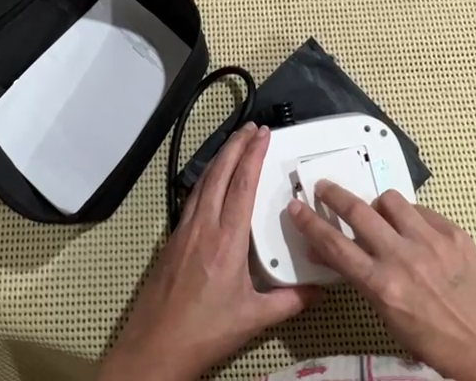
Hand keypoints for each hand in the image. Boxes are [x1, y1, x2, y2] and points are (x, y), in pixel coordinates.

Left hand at [99, 124, 321, 380]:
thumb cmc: (205, 332)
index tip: (263, 134)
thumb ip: (289, 302)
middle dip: (236, 145)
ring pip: (203, 182)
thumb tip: (320, 291)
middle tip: (252, 128)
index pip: (242, 185)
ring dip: (219, 158)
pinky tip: (211, 181)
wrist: (155, 347)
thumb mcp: (253, 319)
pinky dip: (206, 179)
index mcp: (227, 240)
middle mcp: (203, 226)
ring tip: (234, 144)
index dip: (253, 155)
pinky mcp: (172, 240)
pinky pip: (192, 198)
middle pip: (219, 173)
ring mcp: (184, 231)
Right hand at [288, 184, 475, 380]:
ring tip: (380, 214)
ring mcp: (430, 241)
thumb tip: (335, 252)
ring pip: (391, 200)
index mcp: (382, 286)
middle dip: (335, 195)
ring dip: (379, 205)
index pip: (335, 246)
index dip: (311, 223)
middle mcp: (403, 258)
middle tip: (323, 186)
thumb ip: (362, 279)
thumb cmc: (433, 340)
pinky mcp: (453, 232)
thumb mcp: (388, 315)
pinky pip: (422, 210)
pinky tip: (415, 231)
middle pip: (358, 211)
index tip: (295, 207)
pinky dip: (412, 216)